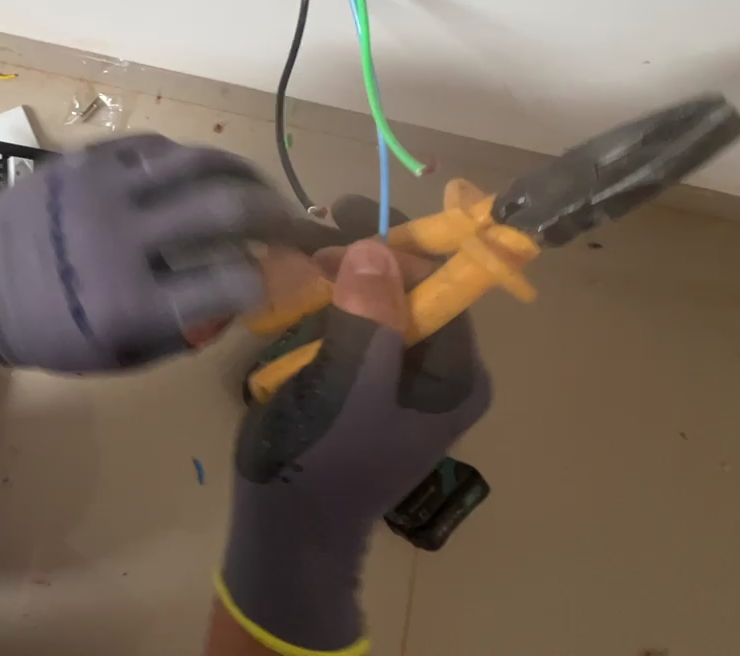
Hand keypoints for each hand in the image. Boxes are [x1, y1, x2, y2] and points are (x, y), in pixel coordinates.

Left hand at [0, 134, 310, 374]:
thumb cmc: (45, 330)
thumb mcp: (116, 356)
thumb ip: (183, 331)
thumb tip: (243, 294)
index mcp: (129, 300)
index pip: (232, 280)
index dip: (275, 276)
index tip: (290, 274)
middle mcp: (121, 235)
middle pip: (227, 205)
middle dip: (278, 214)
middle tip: (295, 224)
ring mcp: (101, 187)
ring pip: (196, 160)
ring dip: (242, 173)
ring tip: (258, 189)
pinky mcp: (83, 159)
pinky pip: (153, 145)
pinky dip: (187, 159)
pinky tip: (200, 172)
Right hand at [217, 233, 490, 655]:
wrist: (287, 521)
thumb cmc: (324, 460)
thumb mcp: (350, 389)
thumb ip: (368, 319)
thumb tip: (375, 247)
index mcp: (452, 373)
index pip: (438, 285)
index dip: (394, 246)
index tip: (339, 219)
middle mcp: (432, 366)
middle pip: (406, 285)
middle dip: (362, 252)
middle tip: (312, 230)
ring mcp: (393, 370)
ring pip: (374, 297)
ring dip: (338, 268)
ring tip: (298, 249)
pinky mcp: (358, 374)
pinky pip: (349, 319)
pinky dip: (322, 295)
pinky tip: (294, 283)